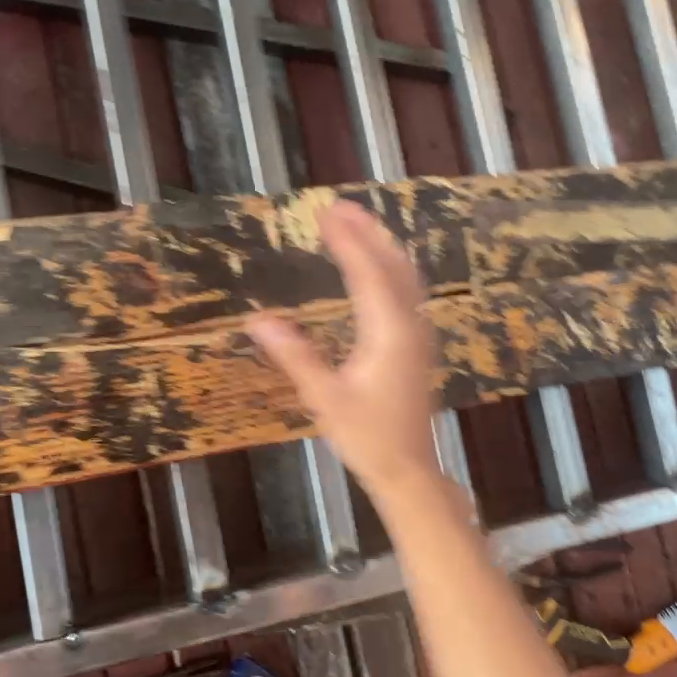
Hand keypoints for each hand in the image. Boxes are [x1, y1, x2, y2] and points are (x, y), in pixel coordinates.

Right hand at [245, 201, 442, 501]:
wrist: (408, 469)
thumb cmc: (366, 437)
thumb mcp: (324, 397)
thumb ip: (294, 355)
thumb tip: (257, 319)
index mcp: (389, 332)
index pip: (367, 273)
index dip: (346, 240)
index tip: (326, 212)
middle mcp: (410, 325)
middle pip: (393, 265)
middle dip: (368, 233)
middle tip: (340, 206)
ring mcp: (419, 335)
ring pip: (406, 277)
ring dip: (383, 246)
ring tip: (359, 224)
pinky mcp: (417, 346)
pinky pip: (408, 291)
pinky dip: (391, 268)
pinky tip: (379, 268)